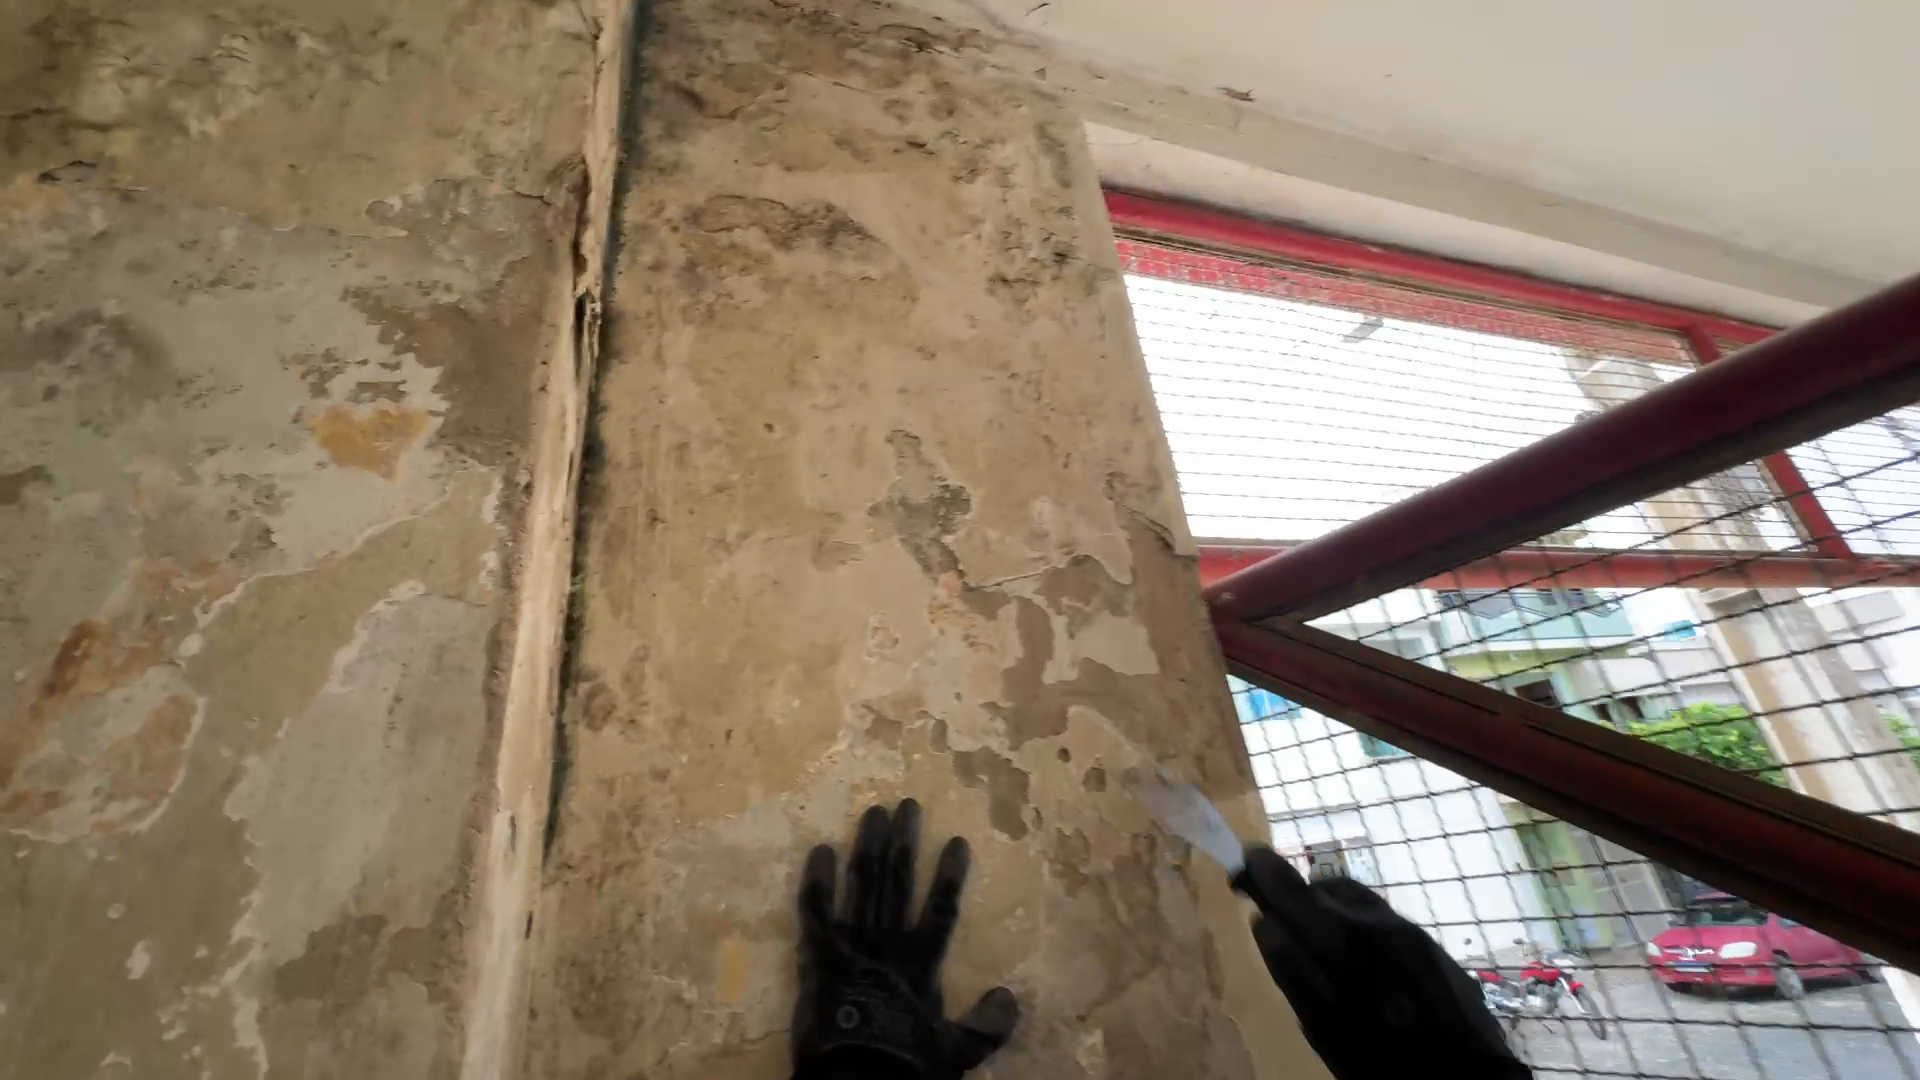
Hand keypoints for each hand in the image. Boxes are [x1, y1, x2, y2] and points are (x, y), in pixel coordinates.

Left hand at [793, 800, 1019, 1079]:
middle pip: (897, 881)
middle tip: (907, 804)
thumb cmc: (904, 1066)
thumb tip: (1013, 998)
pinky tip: (820, 849)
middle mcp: (887, 943)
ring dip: (868, 846)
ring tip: (874, 812)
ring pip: (862, 884)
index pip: (940, 909)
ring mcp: (850, 944)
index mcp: (920, 965)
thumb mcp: (956, 1054)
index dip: (949, 875)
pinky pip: (815, 911)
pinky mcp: (817, 954)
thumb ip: (986, 1027)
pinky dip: (817, 881)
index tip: (957, 840)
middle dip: (904, 841)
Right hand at [1233, 848, 1527, 1079]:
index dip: (1266, 870)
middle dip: (1301, 894)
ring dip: (1332, 906)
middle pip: (1325, 887)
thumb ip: (1291, 968)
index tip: (1247, 856)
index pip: (1293, 890)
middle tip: (1286, 915)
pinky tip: (1368, 961)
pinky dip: (1363, 925)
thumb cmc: (1383, 1062)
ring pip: (1356, 899)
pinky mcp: (1433, 944)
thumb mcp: (1324, 1027)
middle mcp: (1377, 923)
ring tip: (1327, 940)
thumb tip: (1263, 920)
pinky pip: (1384, 918)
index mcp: (1345, 944)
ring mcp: (1410, 930)